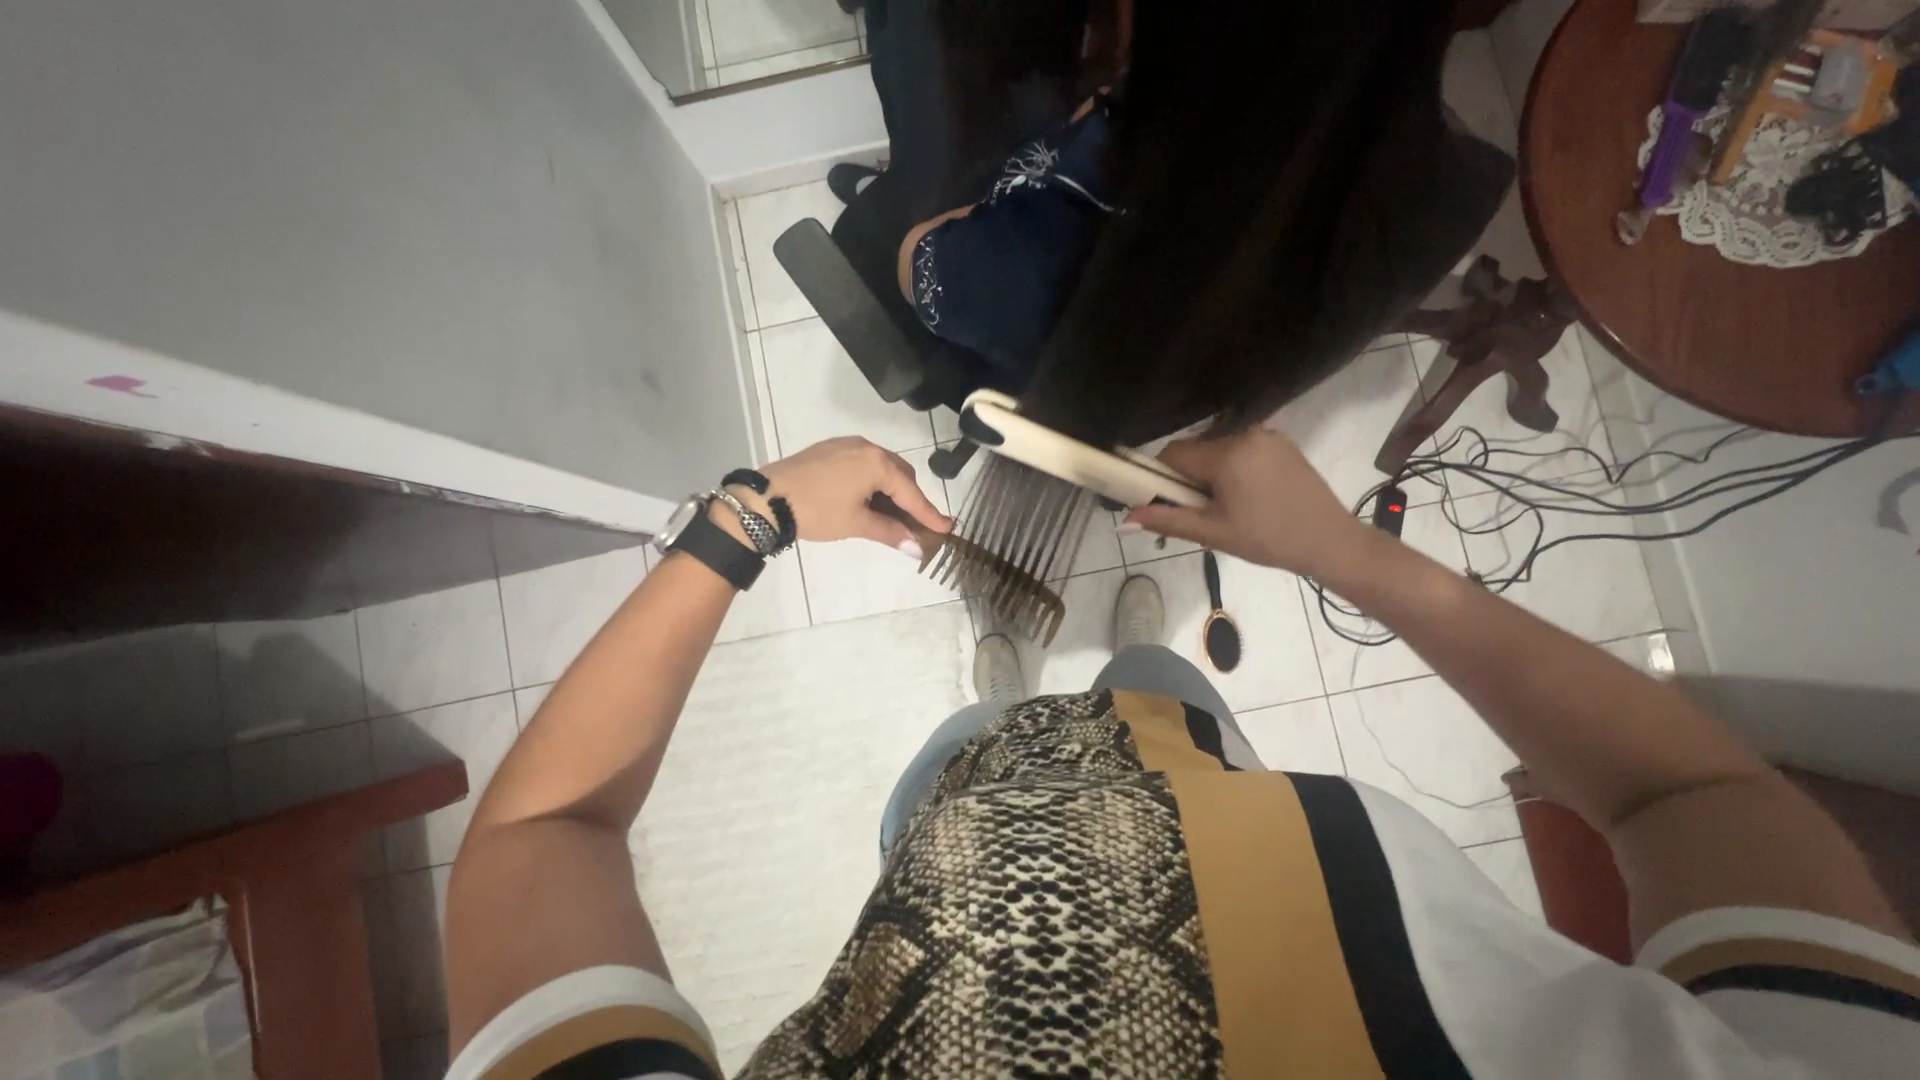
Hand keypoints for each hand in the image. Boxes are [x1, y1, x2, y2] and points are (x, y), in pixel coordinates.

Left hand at [750, 437, 950, 554]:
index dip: (929, 514)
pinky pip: (862, 464)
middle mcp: (866, 447)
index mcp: (877, 463)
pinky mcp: (828, 450)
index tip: (947, 528)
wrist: (766, 499)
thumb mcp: (856, 524)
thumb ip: (890, 532)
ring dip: (890, 491)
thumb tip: (917, 548)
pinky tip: (866, 500)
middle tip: (917, 525)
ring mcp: (845, 445)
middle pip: (900, 475)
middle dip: (910, 500)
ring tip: (891, 516)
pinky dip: (871, 482)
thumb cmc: (816, 511)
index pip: (911, 493)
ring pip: (880, 469)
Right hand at [1123, 429, 1370, 577]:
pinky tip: (1249, 499)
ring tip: (1229, 509)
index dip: (1161, 478)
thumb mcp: (1214, 533)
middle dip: (1189, 479)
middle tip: (1202, 514)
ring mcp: (1268, 436)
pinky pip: (1243, 452)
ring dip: (1212, 475)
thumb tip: (1127, 520)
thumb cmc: (1269, 540)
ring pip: (1219, 451)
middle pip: (1196, 451)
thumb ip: (1168, 520)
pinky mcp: (1283, 444)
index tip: (1166, 504)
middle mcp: (1246, 434)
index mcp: (1227, 453)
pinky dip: (1235, 470)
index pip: (1173, 454)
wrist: (1331, 542)